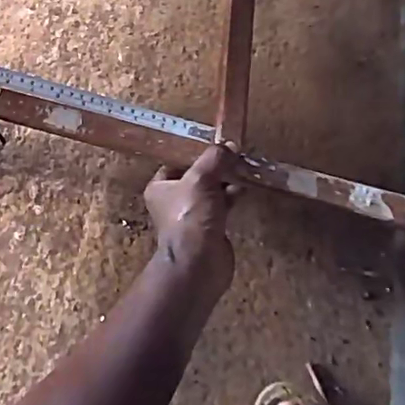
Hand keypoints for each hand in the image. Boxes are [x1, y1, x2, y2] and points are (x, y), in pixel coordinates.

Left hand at [142, 144, 239, 265]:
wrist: (199, 262)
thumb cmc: (190, 215)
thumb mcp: (200, 178)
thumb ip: (214, 158)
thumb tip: (229, 145)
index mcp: (159, 187)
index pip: (176, 162)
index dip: (194, 152)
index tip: (215, 142)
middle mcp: (172, 201)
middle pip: (195, 176)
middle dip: (214, 166)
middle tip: (233, 153)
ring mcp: (192, 215)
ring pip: (210, 191)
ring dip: (225, 181)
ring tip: (242, 167)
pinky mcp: (210, 228)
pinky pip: (221, 206)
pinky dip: (231, 196)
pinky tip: (244, 187)